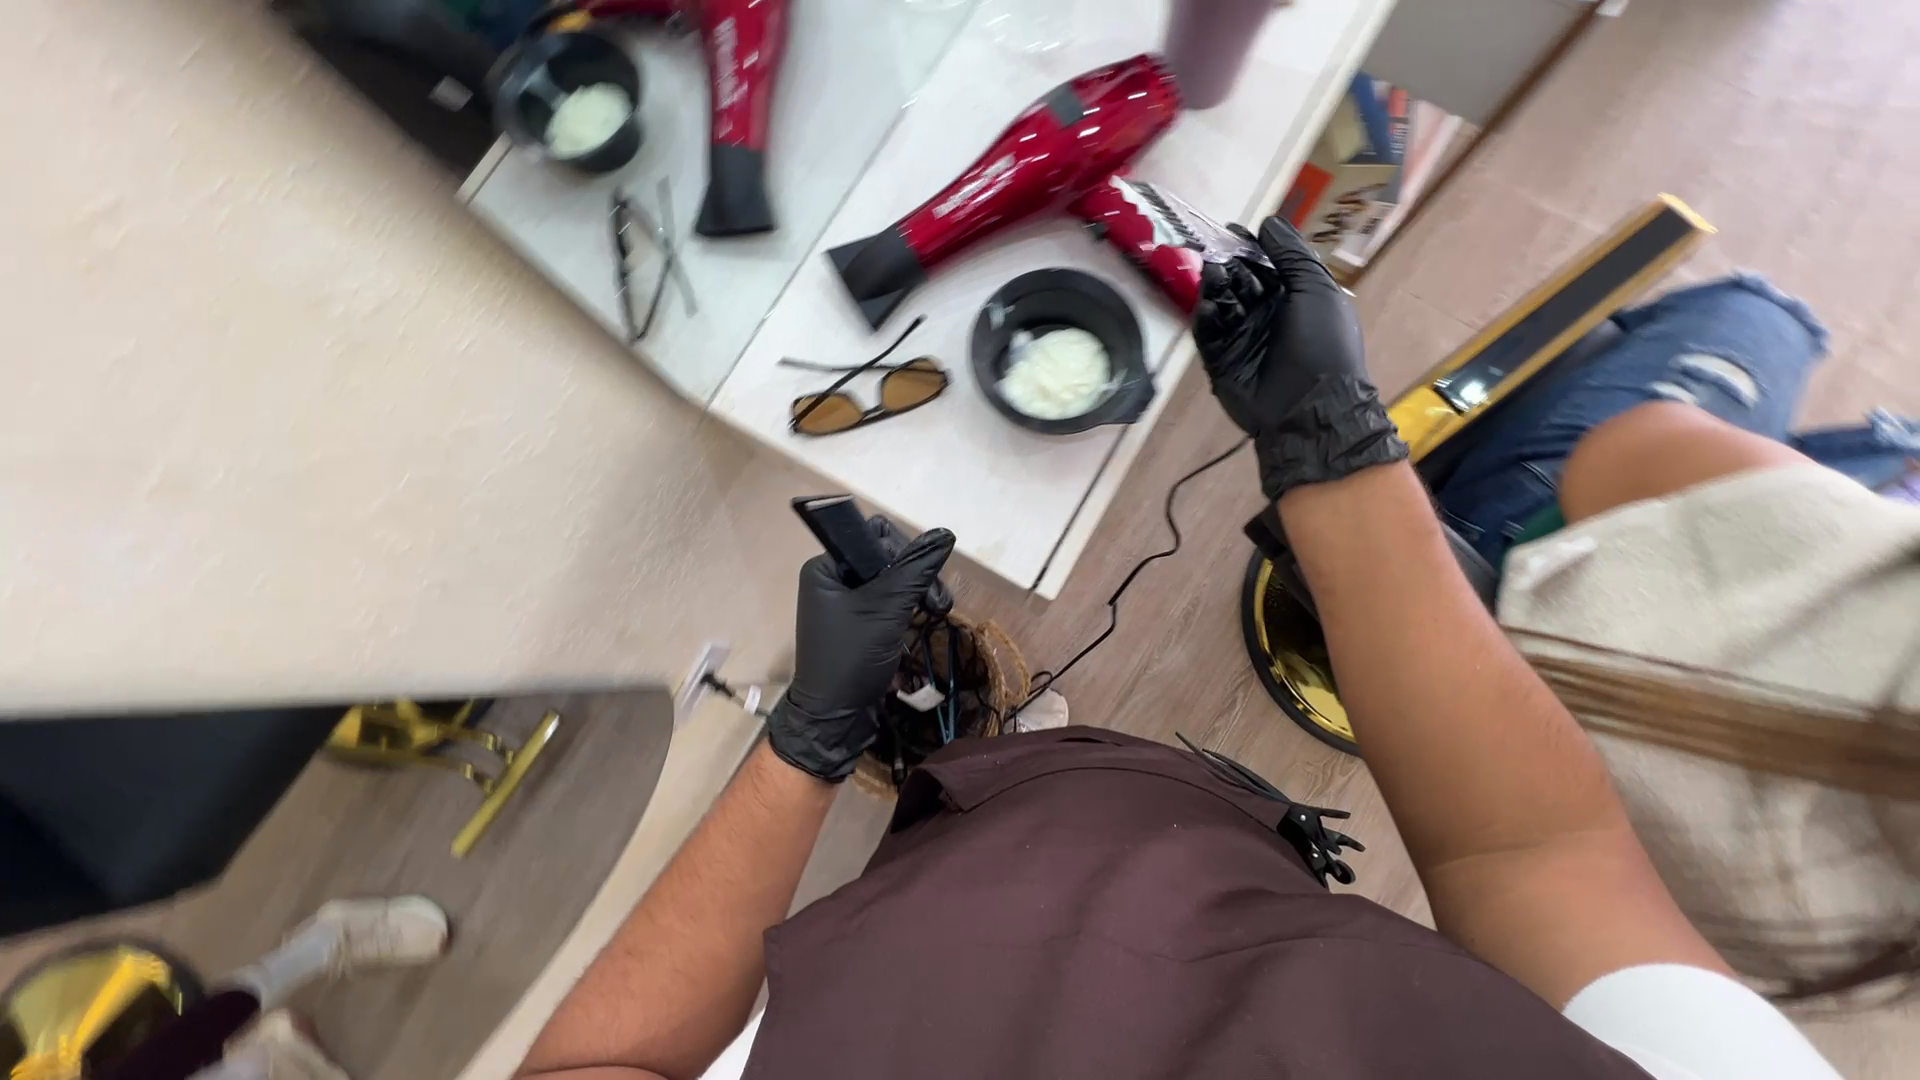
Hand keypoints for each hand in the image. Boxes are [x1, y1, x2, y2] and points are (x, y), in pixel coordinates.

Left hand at [767, 519, 955, 782]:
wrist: (835, 719)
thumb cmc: (852, 658)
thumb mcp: (887, 608)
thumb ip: (916, 569)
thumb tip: (945, 534)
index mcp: (826, 567)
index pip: (874, 536)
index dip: (905, 551)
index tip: (923, 580)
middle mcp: (833, 579)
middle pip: (887, 557)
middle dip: (917, 577)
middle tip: (939, 605)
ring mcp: (846, 603)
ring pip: (893, 580)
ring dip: (918, 594)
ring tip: (938, 614)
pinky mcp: (859, 624)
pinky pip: (890, 602)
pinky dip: (909, 609)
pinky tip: (923, 621)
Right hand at [1193, 217, 1407, 499]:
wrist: (1307, 408)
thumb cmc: (1322, 344)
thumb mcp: (1315, 289)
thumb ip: (1291, 255)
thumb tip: (1268, 222)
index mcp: (1293, 296)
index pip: (1265, 264)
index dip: (1249, 246)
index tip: (1229, 229)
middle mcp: (1266, 314)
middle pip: (1238, 280)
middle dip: (1228, 266)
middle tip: (1215, 254)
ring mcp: (1242, 337)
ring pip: (1220, 303)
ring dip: (1216, 288)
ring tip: (1213, 277)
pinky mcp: (1221, 359)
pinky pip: (1207, 332)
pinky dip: (1205, 316)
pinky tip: (1208, 305)